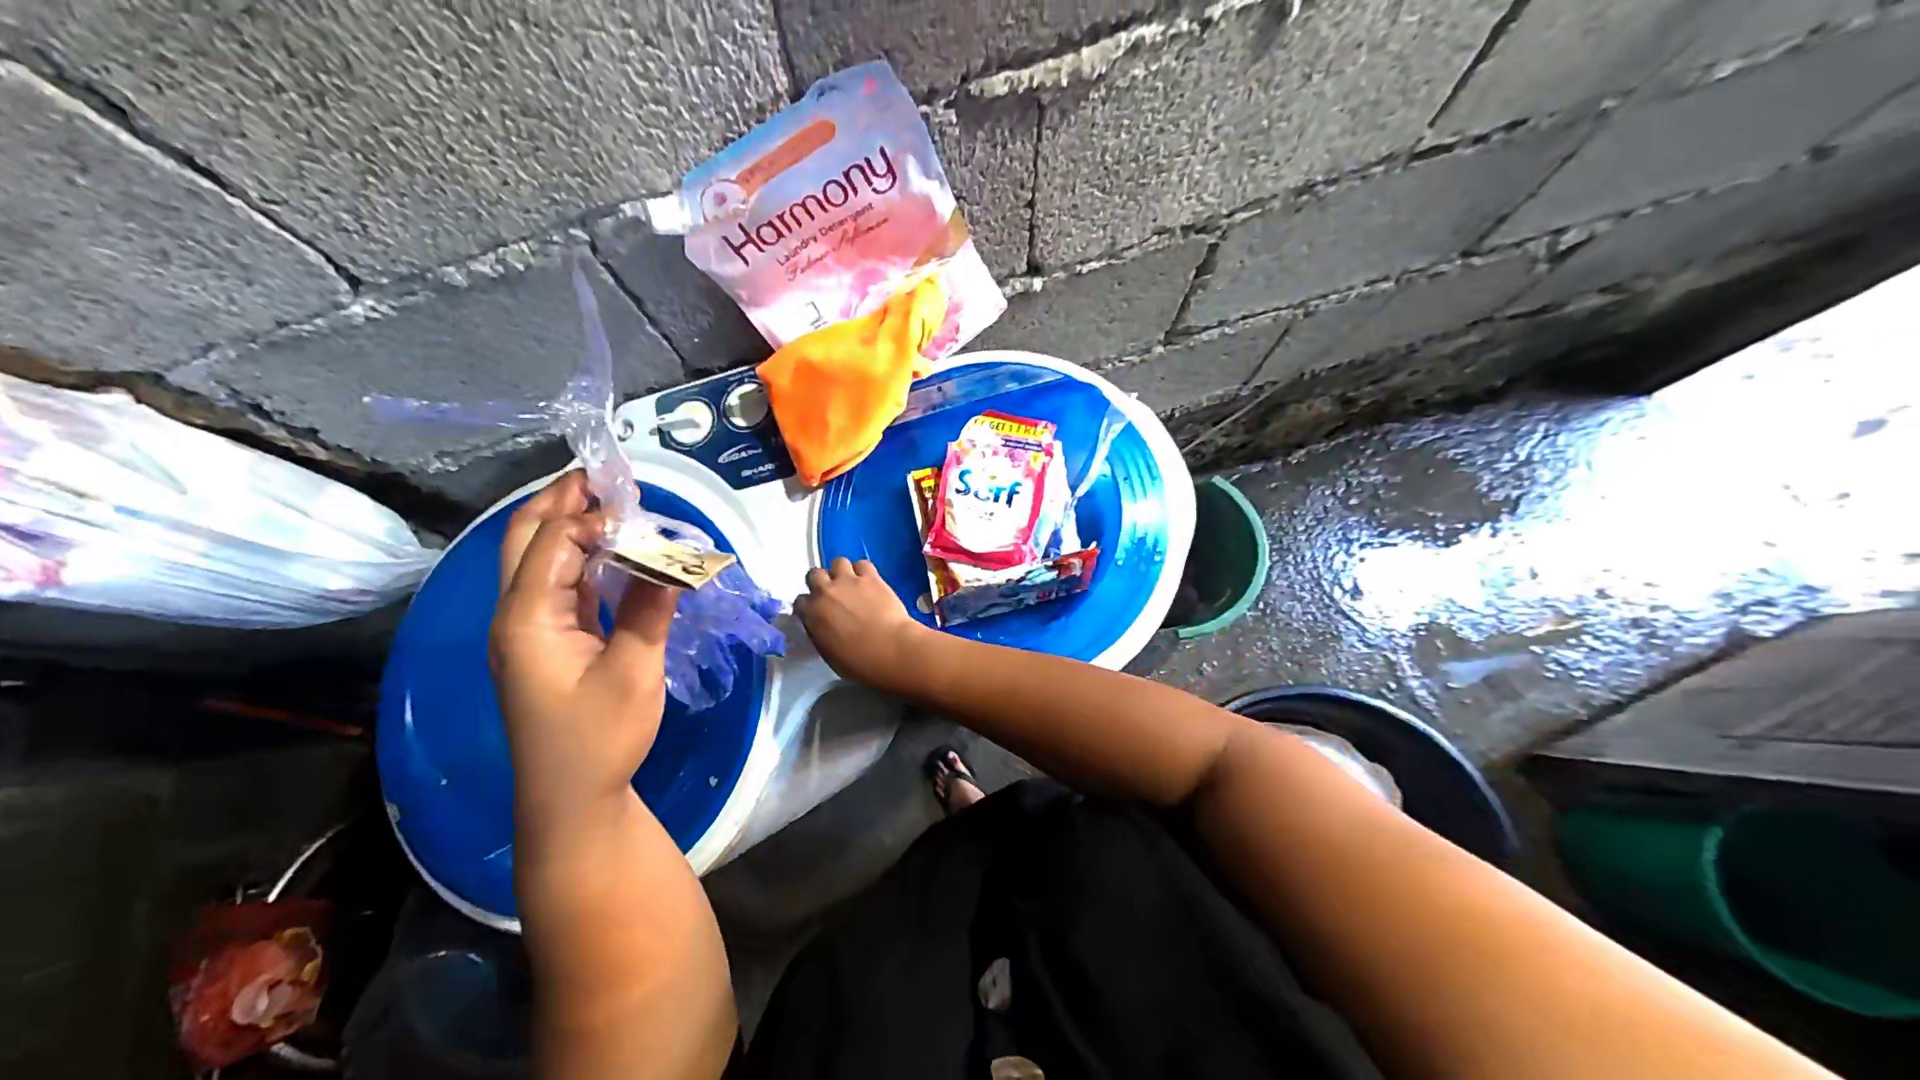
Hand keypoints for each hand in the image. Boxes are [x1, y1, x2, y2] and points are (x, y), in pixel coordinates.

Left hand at [489, 471, 678, 832]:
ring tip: (610, 502)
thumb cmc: (599, 738)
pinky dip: (583, 560)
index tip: (637, 505)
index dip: (592, 517)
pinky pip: (559, 586)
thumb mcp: (634, 671)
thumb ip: (650, 608)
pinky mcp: (546, 643)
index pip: (553, 544)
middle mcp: (517, 616)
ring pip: (540, 561)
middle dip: (560, 502)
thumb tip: (671, 558)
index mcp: (527, 619)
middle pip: (526, 540)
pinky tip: (613, 552)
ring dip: (571, 528)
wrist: (571, 800)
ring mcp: (528, 630)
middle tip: (602, 476)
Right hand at [794, 557, 931, 691]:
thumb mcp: (828, 652)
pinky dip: (865, 572)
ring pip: (838, 562)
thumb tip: (825, 627)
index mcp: (811, 614)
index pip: (801, 601)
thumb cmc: (857, 662)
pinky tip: (871, 582)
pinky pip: (863, 564)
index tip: (818, 611)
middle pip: (814, 574)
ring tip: (853, 584)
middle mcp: (826, 592)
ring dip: (843, 572)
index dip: (810, 605)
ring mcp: (848, 581)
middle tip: (834, 594)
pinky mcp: (871, 577)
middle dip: (822, 581)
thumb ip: (821, 633)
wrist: (888, 649)